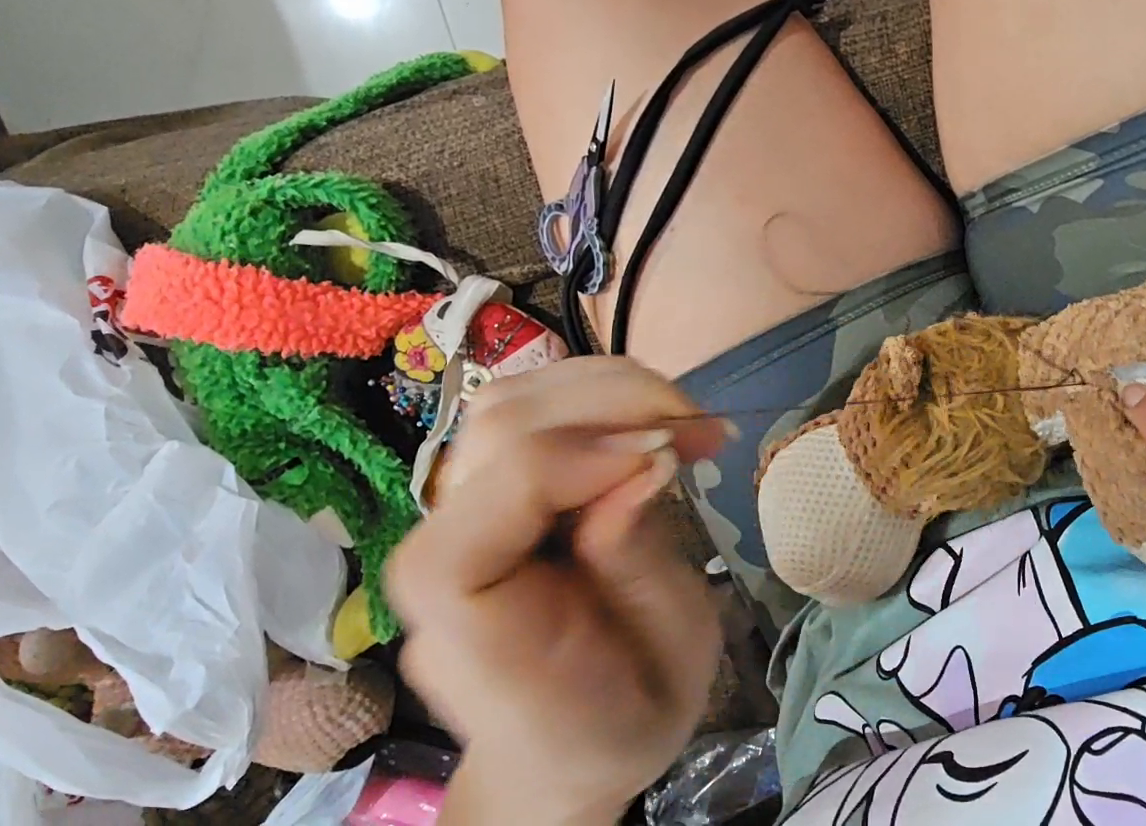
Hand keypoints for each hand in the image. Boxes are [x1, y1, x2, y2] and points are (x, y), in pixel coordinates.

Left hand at [386, 358, 727, 822]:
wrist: (562, 754)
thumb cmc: (625, 723)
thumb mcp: (670, 665)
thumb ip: (640, 564)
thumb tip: (646, 458)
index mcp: (479, 640)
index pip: (480, 519)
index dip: (570, 464)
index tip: (669, 456)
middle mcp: (445, 566)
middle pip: (495, 434)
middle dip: (609, 404)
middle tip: (700, 428)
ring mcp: (457, 523)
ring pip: (507, 405)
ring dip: (607, 390)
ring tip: (683, 419)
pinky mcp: (486, 497)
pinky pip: (526, 417)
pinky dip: (596, 398)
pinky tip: (650, 423)